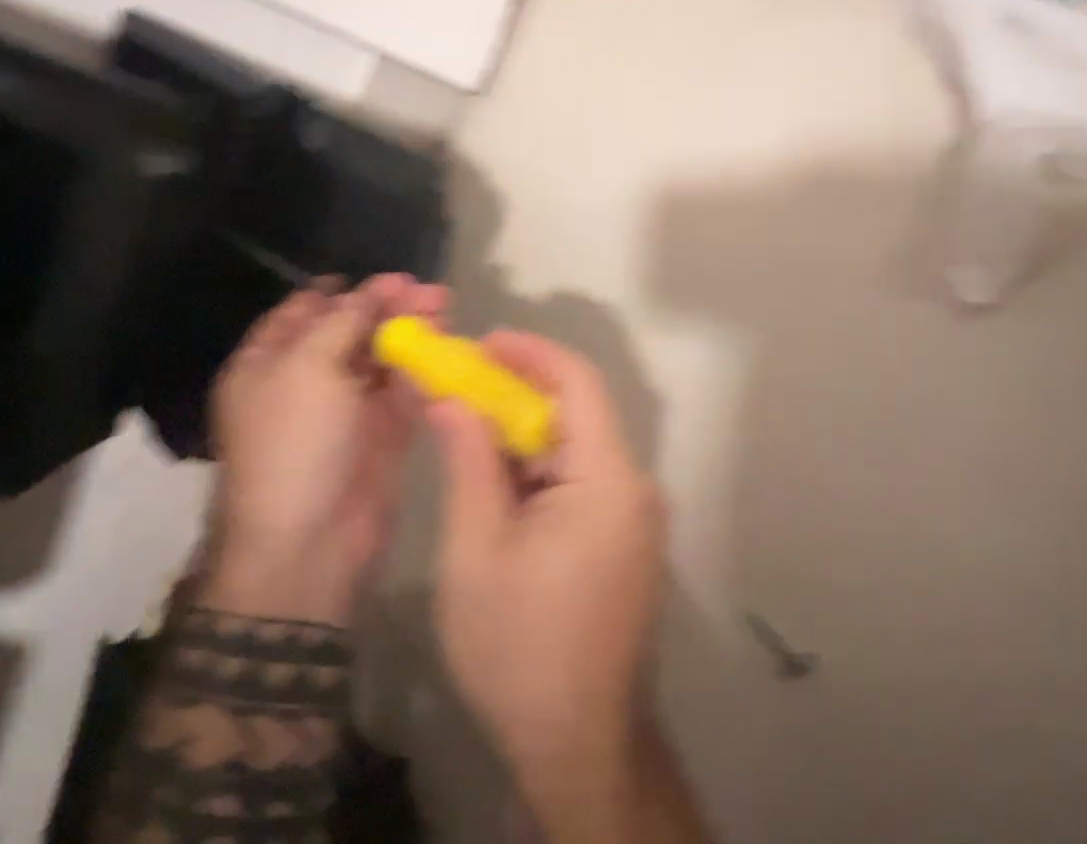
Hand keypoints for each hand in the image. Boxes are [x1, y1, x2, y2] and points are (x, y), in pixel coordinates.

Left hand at [202, 275, 447, 624]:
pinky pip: (402, 397)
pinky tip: (448, 352)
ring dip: (411, 336)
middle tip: (429, 294)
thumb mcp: (307, 367)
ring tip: (445, 311)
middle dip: (387, 310)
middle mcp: (303, 383)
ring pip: (380, 362)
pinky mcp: (380, 440)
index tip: (386, 279)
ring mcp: (343, 413)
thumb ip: (344, 322)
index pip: (303, 312)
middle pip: (349, 333)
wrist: (307, 542)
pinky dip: (422, 374)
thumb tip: (369, 291)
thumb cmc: (293, 442)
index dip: (343, 292)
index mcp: (266, 363)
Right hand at [425, 332, 668, 789]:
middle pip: (578, 415)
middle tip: (454, 387)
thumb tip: (452, 398)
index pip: (578, 384)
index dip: (529, 352)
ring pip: (576, 453)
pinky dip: (537, 473)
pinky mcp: (623, 549)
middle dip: (515, 394)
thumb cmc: (518, 645)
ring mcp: (634, 524)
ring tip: (462, 430)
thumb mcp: (476, 548)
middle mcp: (634, 493)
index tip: (478, 343)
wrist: (578, 743)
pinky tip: (493, 482)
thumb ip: (468, 462)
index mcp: (607, 483)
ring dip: (522, 435)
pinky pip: (581, 487)